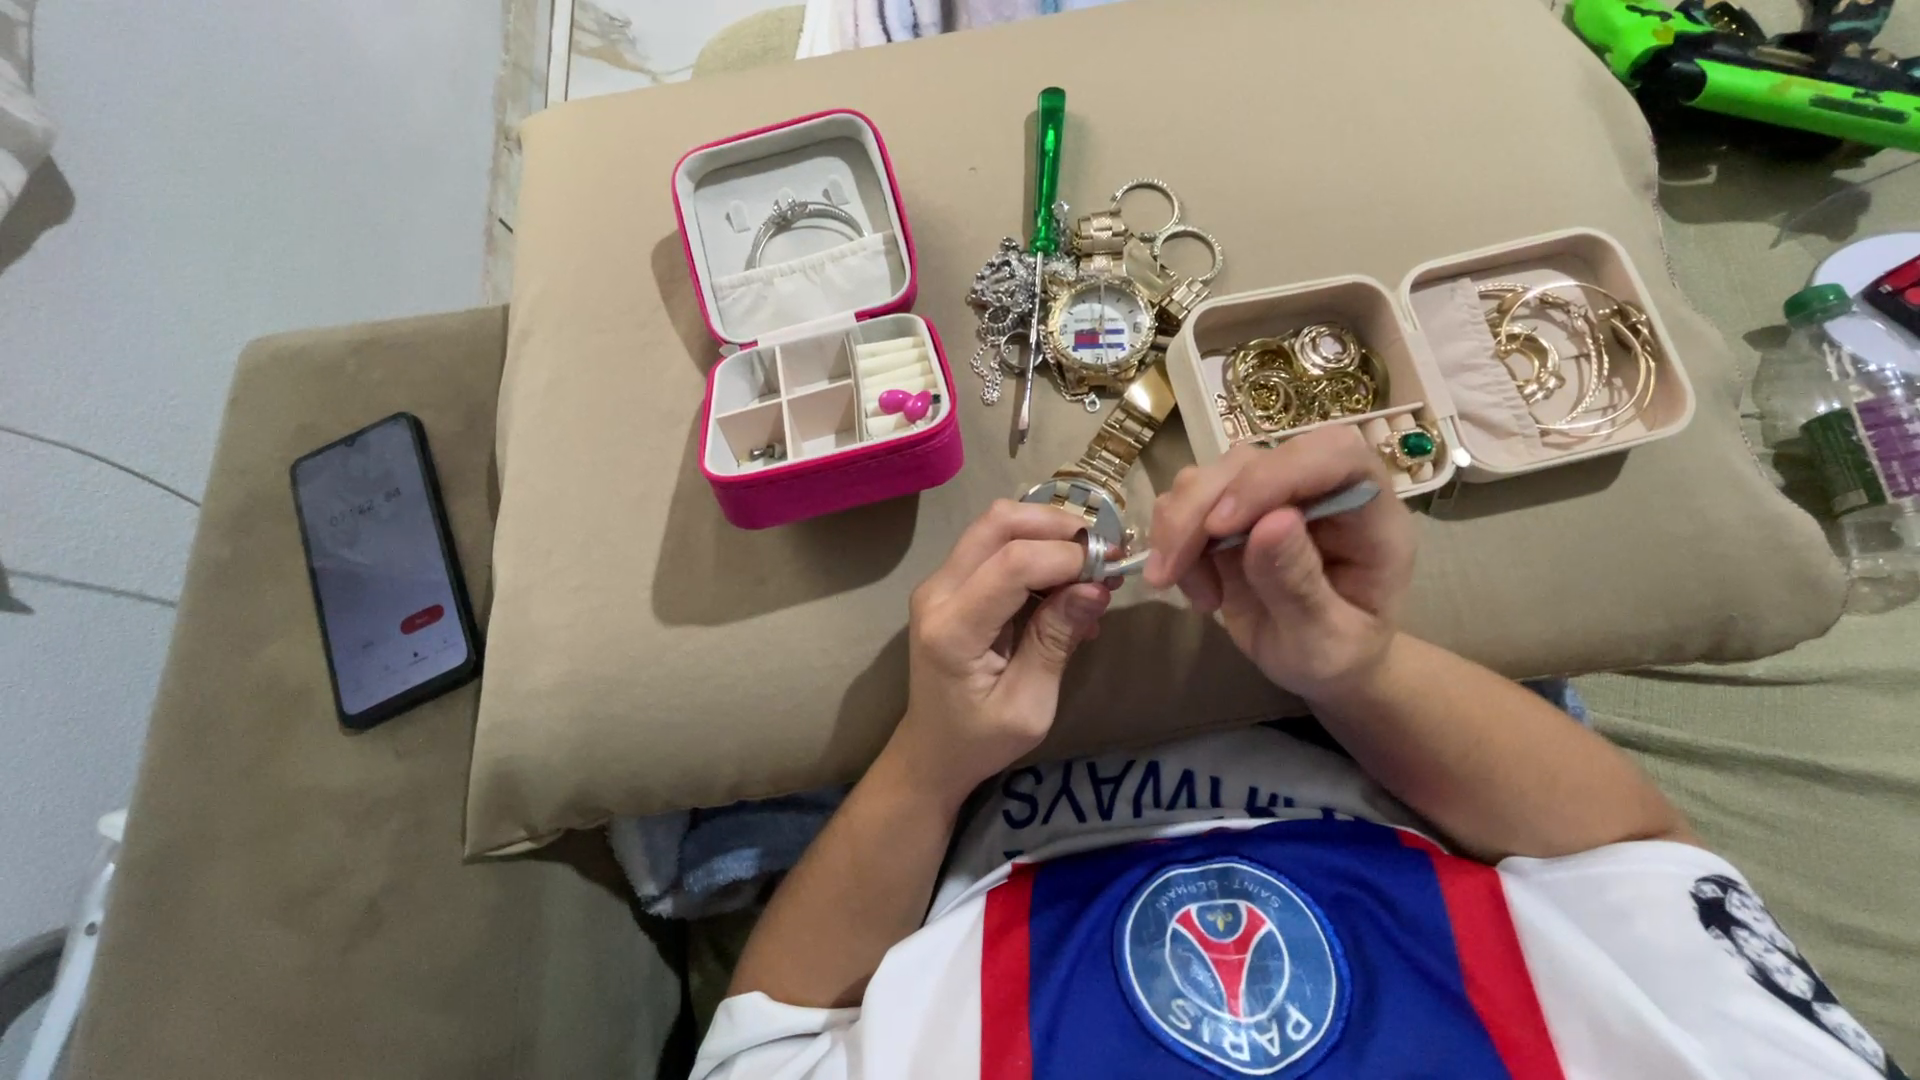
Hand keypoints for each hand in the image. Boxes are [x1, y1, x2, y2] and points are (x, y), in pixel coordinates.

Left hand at [888, 500, 1113, 806]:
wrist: (932, 750)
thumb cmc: (979, 739)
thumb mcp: (1029, 706)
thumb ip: (1056, 641)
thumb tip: (1096, 586)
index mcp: (952, 630)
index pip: (1012, 563)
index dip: (1067, 556)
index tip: (1111, 570)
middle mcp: (937, 593)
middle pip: (999, 523)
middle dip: (1059, 527)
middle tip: (1103, 557)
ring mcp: (938, 583)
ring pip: (997, 525)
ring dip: (1049, 536)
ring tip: (1090, 573)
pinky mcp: (949, 583)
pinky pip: (995, 546)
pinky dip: (1036, 551)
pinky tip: (1066, 588)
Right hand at [1144, 427, 1414, 701]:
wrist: (1316, 665)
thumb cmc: (1339, 655)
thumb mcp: (1327, 640)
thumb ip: (1300, 585)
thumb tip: (1271, 522)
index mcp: (1367, 512)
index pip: (1330, 455)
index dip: (1273, 475)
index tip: (1223, 525)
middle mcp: (1316, 490)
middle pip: (1249, 462)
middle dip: (1198, 509)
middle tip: (1170, 571)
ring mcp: (1268, 497)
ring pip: (1207, 477)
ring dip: (1177, 526)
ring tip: (1182, 589)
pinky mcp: (1229, 513)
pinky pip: (1185, 503)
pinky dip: (1170, 542)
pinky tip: (1194, 590)